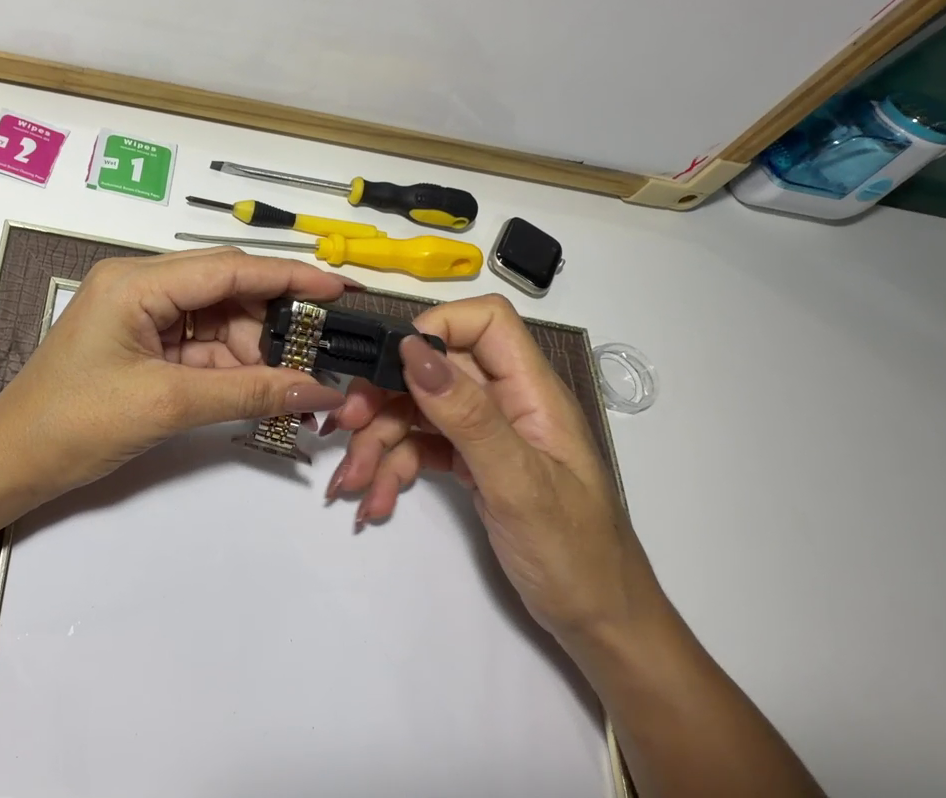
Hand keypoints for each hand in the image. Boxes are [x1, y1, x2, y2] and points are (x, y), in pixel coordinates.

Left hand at [0, 248, 350, 498]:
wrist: (14, 461)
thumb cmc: (75, 423)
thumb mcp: (167, 404)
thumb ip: (248, 392)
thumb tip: (320, 391)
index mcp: (136, 282)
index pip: (228, 267)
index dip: (288, 277)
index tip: (339, 291)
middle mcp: (139, 286)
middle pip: (226, 290)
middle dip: (274, 323)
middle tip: (321, 355)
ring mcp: (140, 316)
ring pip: (217, 321)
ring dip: (255, 351)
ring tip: (296, 384)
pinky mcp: (142, 345)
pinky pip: (200, 346)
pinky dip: (231, 368)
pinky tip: (263, 388)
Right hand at [325, 294, 663, 645]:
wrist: (599, 621)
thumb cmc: (574, 552)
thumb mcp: (517, 482)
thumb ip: (466, 414)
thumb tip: (414, 350)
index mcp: (531, 392)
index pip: (484, 323)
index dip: (434, 329)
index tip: (390, 368)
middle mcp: (506, 403)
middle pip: (432, 371)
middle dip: (383, 399)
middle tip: (346, 430)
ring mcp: (486, 435)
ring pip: (415, 412)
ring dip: (377, 444)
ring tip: (353, 487)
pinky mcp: (470, 465)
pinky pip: (419, 449)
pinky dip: (391, 470)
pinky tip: (375, 502)